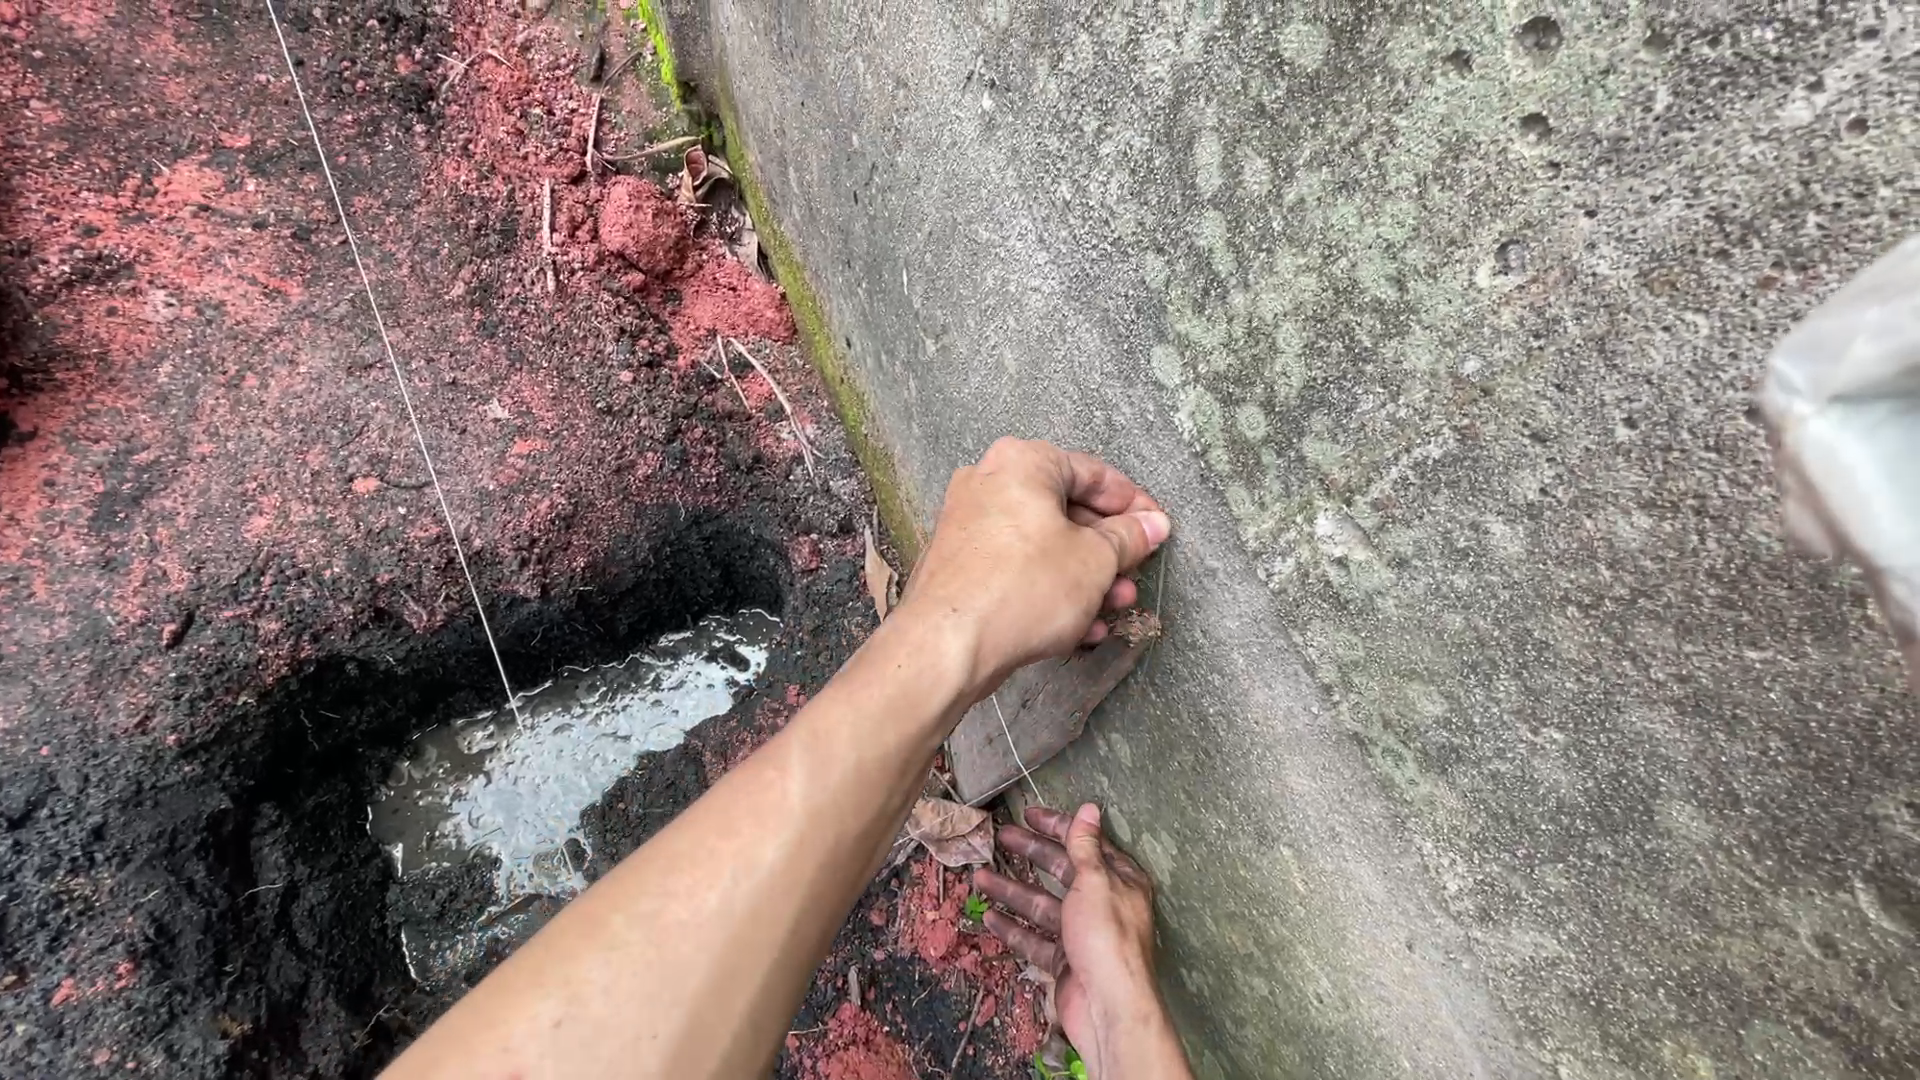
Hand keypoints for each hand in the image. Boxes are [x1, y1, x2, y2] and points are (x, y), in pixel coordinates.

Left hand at [898, 438, 1169, 702]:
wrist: (947, 644)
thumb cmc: (1020, 589)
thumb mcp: (1094, 561)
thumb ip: (1127, 538)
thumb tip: (1150, 525)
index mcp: (1022, 462)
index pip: (1093, 473)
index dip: (1133, 504)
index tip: (1155, 529)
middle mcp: (988, 483)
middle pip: (1066, 511)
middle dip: (1107, 550)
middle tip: (1135, 573)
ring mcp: (968, 524)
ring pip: (1042, 545)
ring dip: (1084, 576)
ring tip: (1114, 606)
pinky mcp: (959, 564)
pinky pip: (1016, 568)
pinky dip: (1049, 589)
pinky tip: (1079, 625)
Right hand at [974, 805, 1191, 1079]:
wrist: (1109, 1009)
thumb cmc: (1105, 936)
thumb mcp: (1094, 880)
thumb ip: (1085, 845)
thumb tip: (1089, 807)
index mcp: (1117, 878)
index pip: (1084, 842)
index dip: (1056, 826)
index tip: (1028, 814)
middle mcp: (1101, 902)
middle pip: (1060, 870)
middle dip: (1030, 852)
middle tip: (1000, 835)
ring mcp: (1081, 933)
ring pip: (1041, 904)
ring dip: (1011, 890)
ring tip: (979, 876)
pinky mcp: (1065, 961)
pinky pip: (1035, 938)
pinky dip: (1013, 927)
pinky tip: (990, 916)